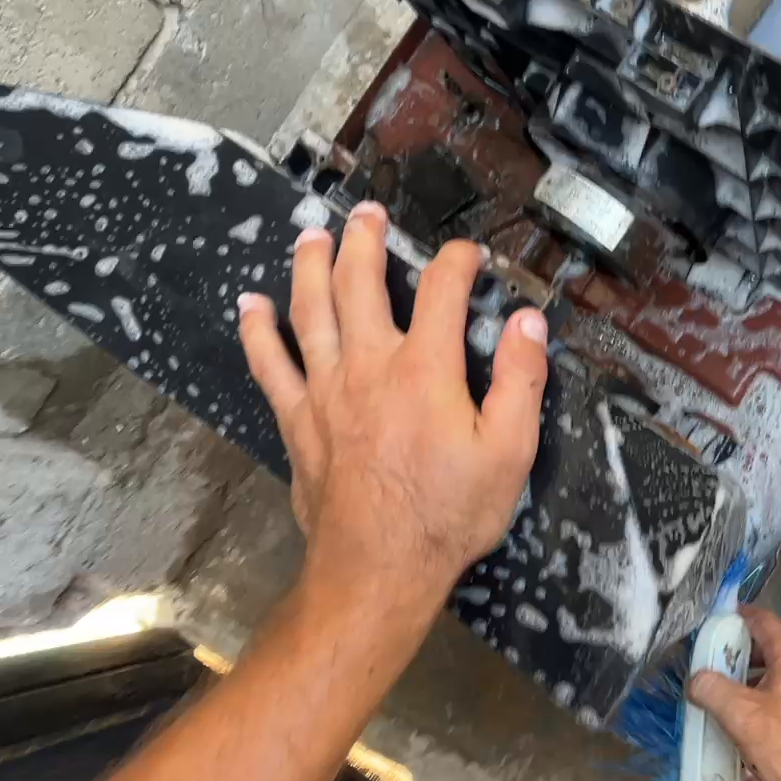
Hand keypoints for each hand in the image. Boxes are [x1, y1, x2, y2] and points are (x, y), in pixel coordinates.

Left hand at [236, 201, 549, 617]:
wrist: (380, 567)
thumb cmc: (453, 511)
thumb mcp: (511, 450)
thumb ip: (523, 380)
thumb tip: (529, 319)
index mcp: (427, 368)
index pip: (442, 291)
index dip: (457, 262)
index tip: (469, 253)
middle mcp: (369, 364)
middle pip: (359, 283)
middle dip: (364, 240)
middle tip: (366, 212)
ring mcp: (325, 390)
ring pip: (310, 310)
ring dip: (308, 265)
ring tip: (311, 234)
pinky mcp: (298, 420)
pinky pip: (269, 363)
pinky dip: (258, 330)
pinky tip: (252, 305)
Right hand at [686, 607, 780, 780]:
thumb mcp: (741, 716)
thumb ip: (712, 690)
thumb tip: (696, 679)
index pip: (765, 622)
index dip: (741, 615)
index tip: (720, 616)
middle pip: (771, 652)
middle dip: (740, 657)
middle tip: (713, 666)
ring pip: (779, 680)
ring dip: (751, 687)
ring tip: (725, 702)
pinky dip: (766, 708)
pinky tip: (749, 735)